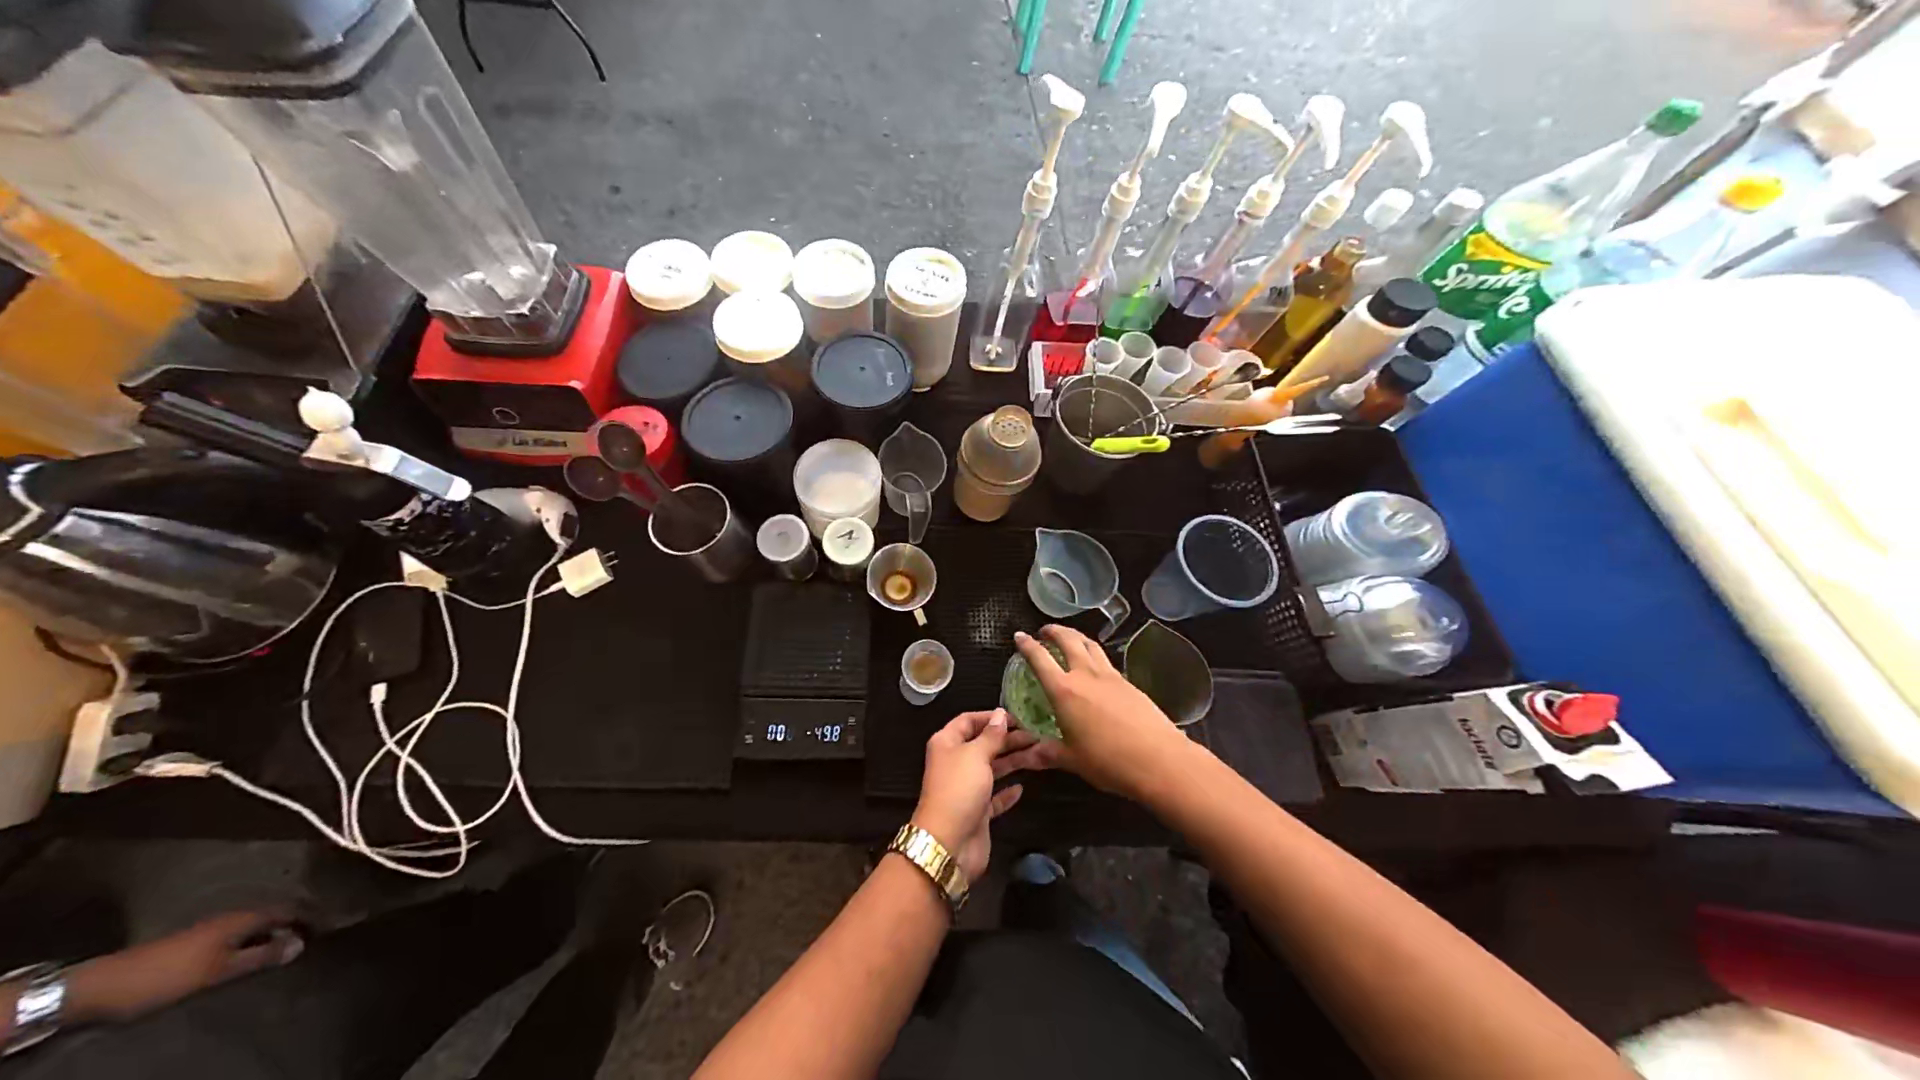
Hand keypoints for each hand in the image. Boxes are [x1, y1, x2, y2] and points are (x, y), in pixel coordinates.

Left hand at [64, 911, 303, 1023]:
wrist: (104, 986)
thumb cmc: (168, 976)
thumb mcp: (219, 971)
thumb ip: (261, 957)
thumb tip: (302, 943)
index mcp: (243, 918)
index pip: (290, 910)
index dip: (311, 917)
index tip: (330, 926)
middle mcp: (232, 916)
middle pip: (273, 915)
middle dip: (294, 924)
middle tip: (312, 937)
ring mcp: (213, 927)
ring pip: (255, 925)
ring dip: (273, 933)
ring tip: (288, 946)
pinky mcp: (198, 940)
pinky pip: (239, 933)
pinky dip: (255, 939)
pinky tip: (254, 952)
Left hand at [912, 709, 1033, 881]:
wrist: (949, 842)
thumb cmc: (959, 789)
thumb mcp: (976, 755)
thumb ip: (991, 735)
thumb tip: (1000, 714)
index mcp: (947, 743)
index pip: (968, 720)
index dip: (990, 717)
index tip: (1017, 717)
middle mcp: (955, 762)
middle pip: (983, 744)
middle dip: (1007, 739)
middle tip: (1035, 735)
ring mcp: (966, 788)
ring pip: (992, 769)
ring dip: (1012, 762)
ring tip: (1038, 754)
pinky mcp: (977, 811)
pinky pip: (994, 797)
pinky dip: (1006, 792)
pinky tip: (1021, 787)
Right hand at [996, 625, 1198, 802]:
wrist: (1159, 760)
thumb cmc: (1109, 761)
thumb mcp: (1072, 760)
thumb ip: (1047, 753)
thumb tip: (1026, 756)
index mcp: (1064, 691)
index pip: (1040, 659)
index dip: (1027, 645)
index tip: (1019, 636)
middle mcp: (1086, 676)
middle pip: (1068, 640)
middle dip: (1054, 631)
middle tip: (1044, 631)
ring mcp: (1110, 676)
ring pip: (1090, 645)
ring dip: (1076, 636)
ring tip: (1069, 638)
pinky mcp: (1129, 683)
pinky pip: (1106, 660)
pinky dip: (1094, 654)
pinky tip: (1095, 666)